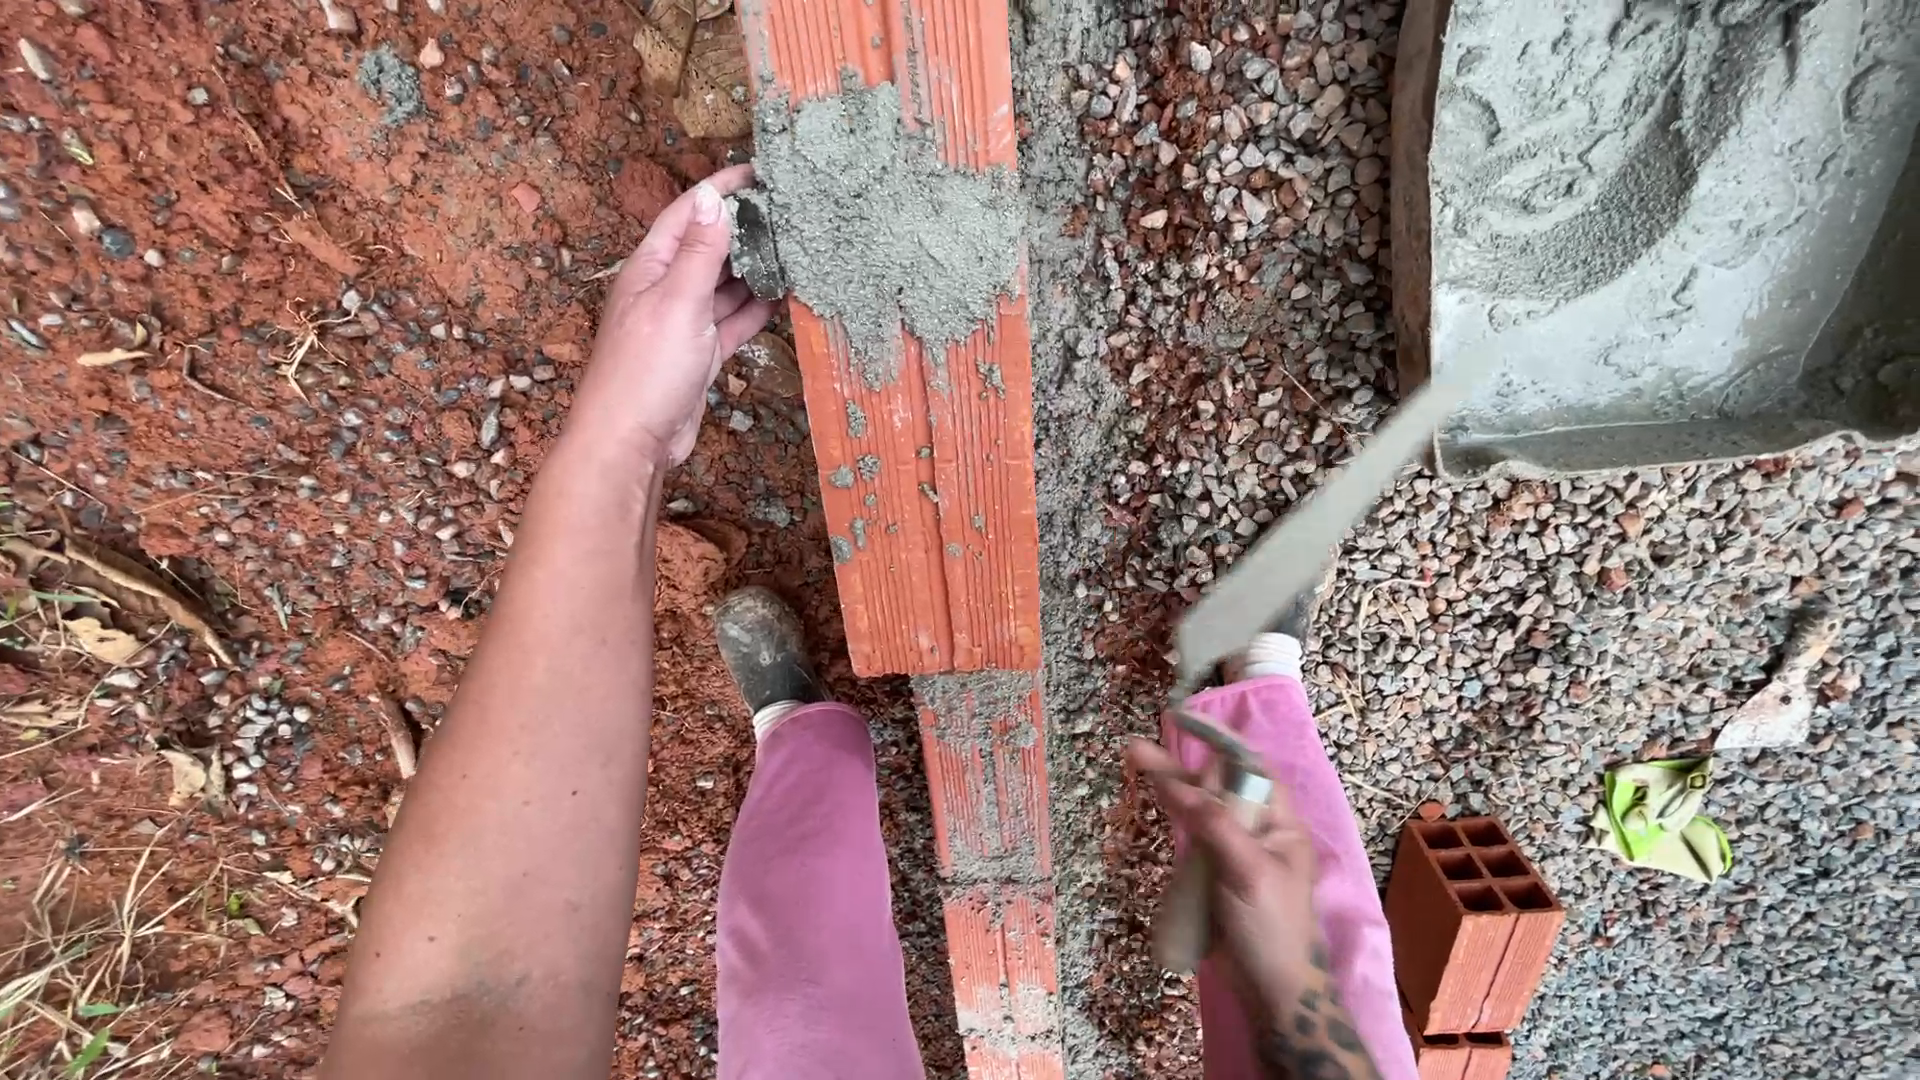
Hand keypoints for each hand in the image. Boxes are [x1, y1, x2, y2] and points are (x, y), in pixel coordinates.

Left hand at [568, 164, 776, 466]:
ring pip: (724, 287)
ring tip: (792, 251)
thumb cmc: (647, 369)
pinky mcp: (701, 355)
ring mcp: (684, 324)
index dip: (718, 192)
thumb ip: (698, 253)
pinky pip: (731, 322)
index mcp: (650, 268)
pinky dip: (754, 310)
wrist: (633, 439)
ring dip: (753, 271)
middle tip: (786, 214)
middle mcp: (666, 290)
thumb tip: (711, 198)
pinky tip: (780, 299)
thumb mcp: (676, 302)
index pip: (687, 215)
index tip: (756, 173)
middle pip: (708, 249)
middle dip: (743, 230)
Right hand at [1128, 736, 1324, 1011]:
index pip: (1249, 768)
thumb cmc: (1272, 928)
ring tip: (1134, 758)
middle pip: (1216, 783)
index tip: (1185, 720)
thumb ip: (1215, 824)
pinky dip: (1172, 811)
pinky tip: (1154, 795)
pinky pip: (1191, 830)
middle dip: (1181, 762)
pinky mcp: (1213, 866)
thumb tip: (1178, 783)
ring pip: (1198, 804)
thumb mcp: (1249, 872)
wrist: (1270, 992)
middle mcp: (1256, 827)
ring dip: (1169, 782)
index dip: (1219, 741)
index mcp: (1279, 823)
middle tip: (1137, 748)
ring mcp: (1233, 846)